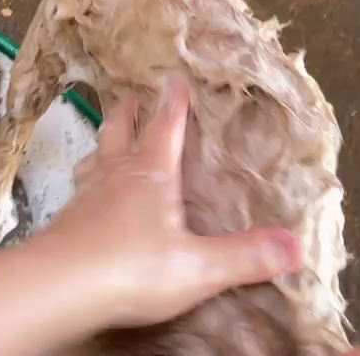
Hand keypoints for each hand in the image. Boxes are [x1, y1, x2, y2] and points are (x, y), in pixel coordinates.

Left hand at [21, 77, 304, 329]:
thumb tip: (296, 247)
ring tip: (108, 134)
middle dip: (129, 110)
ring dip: (105, 139)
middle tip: (132, 94)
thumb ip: (244, 256)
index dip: (173, 102)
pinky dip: (89, 173)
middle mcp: (117, 171)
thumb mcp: (198, 267)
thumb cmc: (133, 266)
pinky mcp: (71, 213)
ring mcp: (89, 190)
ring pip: (97, 152)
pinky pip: (82, 183)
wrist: (62, 283)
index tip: (175, 77)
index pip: (166, 127)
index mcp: (151, 172)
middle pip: (121, 128)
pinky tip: (89, 188)